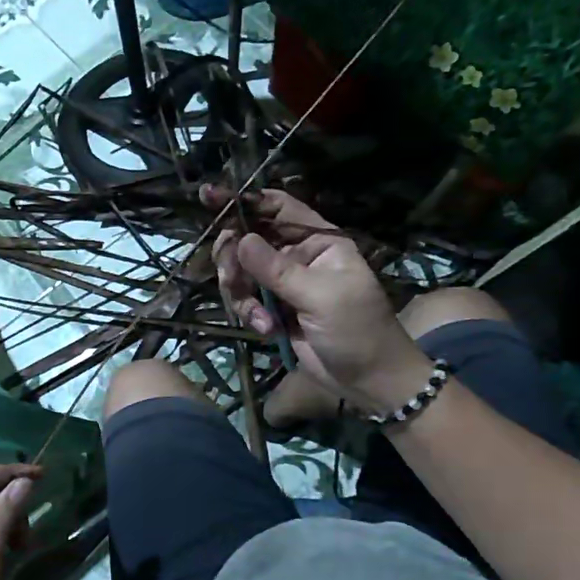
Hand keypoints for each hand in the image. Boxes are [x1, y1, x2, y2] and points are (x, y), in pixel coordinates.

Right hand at [206, 187, 432, 410]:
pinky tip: (268, 330)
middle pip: (247, 238)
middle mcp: (297, 255)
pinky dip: (249, 313)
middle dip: (233, 258)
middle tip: (229, 278)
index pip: (277, 207)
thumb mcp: (320, 296)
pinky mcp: (272, 307)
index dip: (245, 200)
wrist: (368, 382)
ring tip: (258, 318)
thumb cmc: (357, 331)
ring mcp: (282, 282)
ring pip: (240, 270)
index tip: (210, 198)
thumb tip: (239, 238)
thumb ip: (276, 268)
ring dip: (241, 294)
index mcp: (319, 240)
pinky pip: (244, 298)